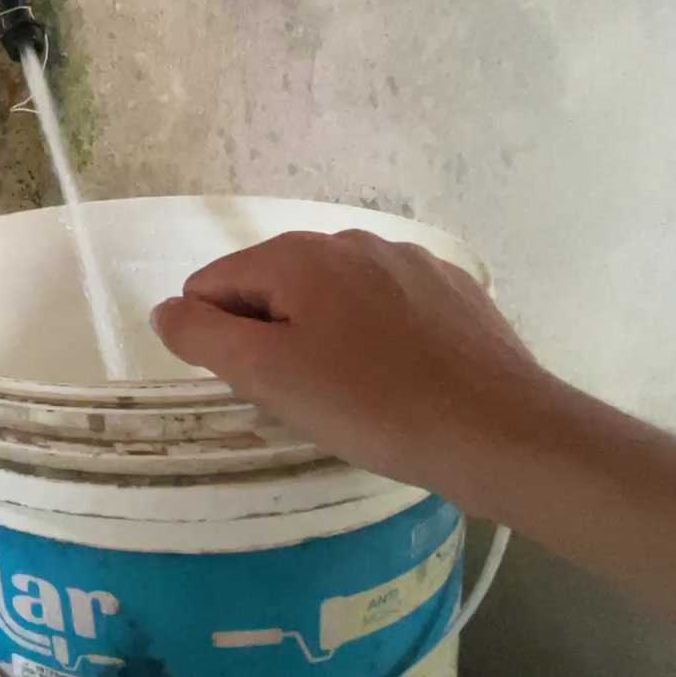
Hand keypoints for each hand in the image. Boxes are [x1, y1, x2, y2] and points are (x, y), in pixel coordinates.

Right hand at [151, 229, 577, 510]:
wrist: (509, 437)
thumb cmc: (371, 405)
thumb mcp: (265, 375)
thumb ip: (198, 334)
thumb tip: (166, 310)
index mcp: (293, 254)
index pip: (210, 287)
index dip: (218, 339)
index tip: (259, 382)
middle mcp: (345, 239)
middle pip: (266, 286)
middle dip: (268, 334)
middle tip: (303, 391)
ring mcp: (403, 258)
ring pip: (323, 293)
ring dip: (316, 332)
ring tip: (352, 386)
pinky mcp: (448, 285)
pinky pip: (376, 301)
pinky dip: (368, 331)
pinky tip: (397, 370)